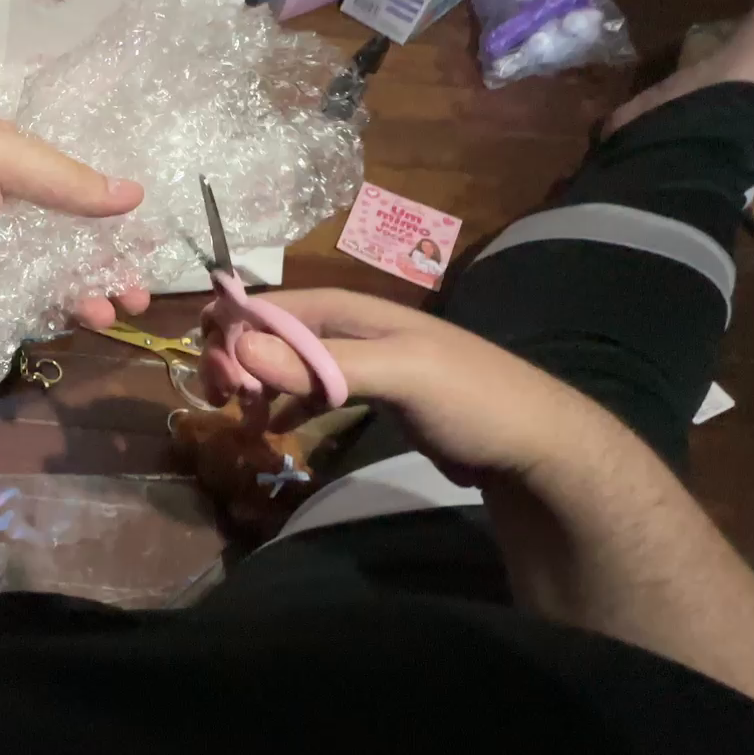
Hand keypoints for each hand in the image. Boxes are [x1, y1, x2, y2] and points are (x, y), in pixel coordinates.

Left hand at [0, 117, 152, 328]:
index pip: (72, 188)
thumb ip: (63, 177)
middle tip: (142, 293)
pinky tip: (81, 319)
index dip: (110, 215)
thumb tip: (134, 194)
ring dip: (89, 292)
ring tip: (118, 312)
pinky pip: (22, 305)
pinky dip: (55, 312)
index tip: (147, 242)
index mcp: (5, 166)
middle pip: (68, 241)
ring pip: (50, 278)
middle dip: (109, 264)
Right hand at [219, 289, 615, 482]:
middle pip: (266, 334)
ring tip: (243, 418)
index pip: (267, 307)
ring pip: (280, 363)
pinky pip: (302, 391)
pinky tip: (271, 429)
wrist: (534, 447)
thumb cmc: (471, 399)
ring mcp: (350, 361)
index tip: (220, 377)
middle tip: (224, 401)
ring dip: (253, 384)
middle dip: (236, 361)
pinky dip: (279, 406)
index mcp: (347, 310)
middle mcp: (342, 329)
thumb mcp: (398, 374)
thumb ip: (321, 363)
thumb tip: (241, 348)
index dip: (232, 335)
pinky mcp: (359, 392)